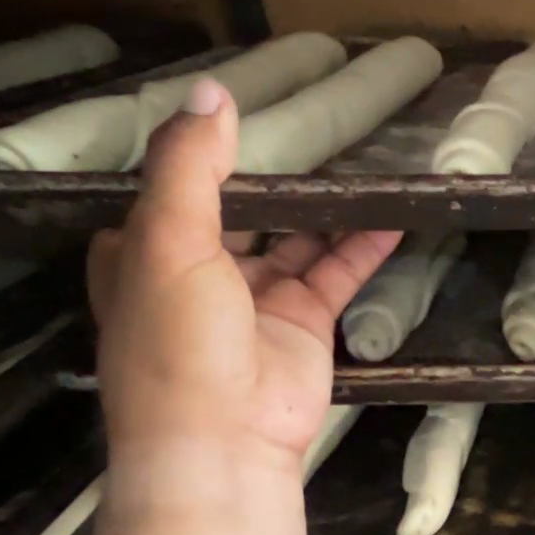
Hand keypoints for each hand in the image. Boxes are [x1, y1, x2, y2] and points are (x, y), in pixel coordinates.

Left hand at [86, 77, 399, 473]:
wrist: (223, 438)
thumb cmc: (176, 339)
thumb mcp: (167, 239)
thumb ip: (191, 167)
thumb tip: (215, 95)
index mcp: (146, 248)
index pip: (179, 186)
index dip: (209, 152)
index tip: (249, 114)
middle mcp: (202, 270)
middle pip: (246, 212)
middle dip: (279, 181)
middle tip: (321, 135)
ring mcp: (259, 299)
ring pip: (298, 240)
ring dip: (327, 212)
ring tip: (365, 170)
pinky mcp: (307, 324)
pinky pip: (336, 274)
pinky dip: (361, 248)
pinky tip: (388, 218)